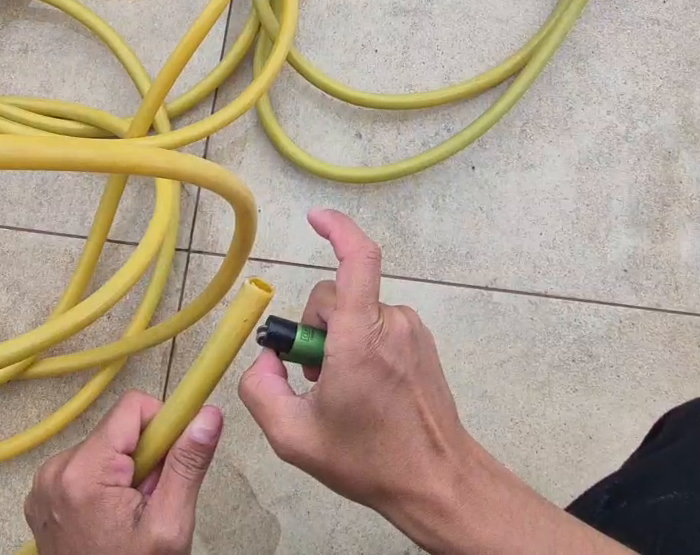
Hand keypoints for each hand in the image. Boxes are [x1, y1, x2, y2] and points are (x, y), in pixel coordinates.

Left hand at [24, 391, 222, 554]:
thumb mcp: (169, 526)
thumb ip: (187, 465)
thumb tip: (207, 416)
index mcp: (83, 472)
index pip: (133, 406)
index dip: (162, 426)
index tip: (173, 457)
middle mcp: (55, 470)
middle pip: (120, 428)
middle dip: (146, 457)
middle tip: (151, 500)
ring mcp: (46, 484)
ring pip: (107, 446)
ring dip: (127, 471)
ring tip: (131, 515)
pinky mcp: (46, 494)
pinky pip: (90, 465)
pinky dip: (108, 483)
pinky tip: (113, 518)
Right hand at [237, 209, 477, 516]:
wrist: (438, 481)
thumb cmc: (369, 460)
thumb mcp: (295, 437)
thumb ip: (262, 389)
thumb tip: (266, 357)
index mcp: (361, 336)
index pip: (357, 257)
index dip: (336, 228)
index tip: (314, 218)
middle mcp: (391, 321)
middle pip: (338, 294)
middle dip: (315, 327)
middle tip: (314, 376)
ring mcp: (411, 328)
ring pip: (357, 311)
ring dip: (339, 338)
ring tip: (343, 389)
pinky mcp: (421, 339)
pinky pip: (378, 323)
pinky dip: (361, 343)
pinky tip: (365, 387)